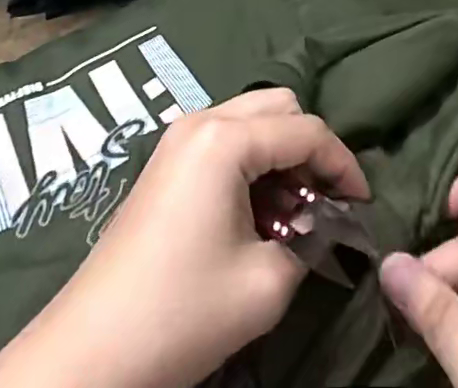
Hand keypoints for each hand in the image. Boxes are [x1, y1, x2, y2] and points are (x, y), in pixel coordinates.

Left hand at [0, 87, 367, 387]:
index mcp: (225, 138)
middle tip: (324, 203)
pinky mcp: (167, 160)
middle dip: (310, 149)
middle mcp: (201, 120)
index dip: (344, 164)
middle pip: (279, 107)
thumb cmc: (183, 311)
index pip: (307, 130)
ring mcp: (178, 138)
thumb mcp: (267, 281)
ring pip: (252, 120)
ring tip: (293, 215)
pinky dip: (254, 164)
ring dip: (282, 156)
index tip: (363, 206)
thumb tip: (325, 225)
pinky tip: (258, 213)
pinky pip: (226, 141)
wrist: (94, 348)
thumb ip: (311, 241)